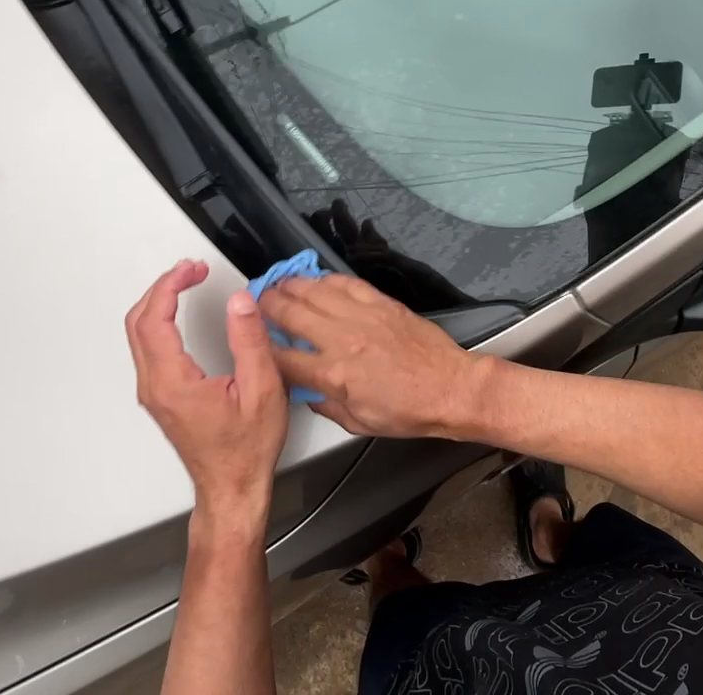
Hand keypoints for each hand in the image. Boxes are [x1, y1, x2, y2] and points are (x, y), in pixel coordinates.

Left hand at [126, 260, 289, 522]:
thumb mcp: (263, 389)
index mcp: (174, 383)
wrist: (233, 487)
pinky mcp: (163, 396)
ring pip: (139, 335)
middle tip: (192, 269)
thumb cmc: (248, 448)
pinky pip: (149, 348)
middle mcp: (155, 387)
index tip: (194, 269)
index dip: (171, 286)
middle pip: (138, 324)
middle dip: (163, 288)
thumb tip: (240, 302)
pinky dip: (161, 320)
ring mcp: (156, 393)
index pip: (154, 321)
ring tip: (188, 282)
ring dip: (160, 302)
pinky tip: (181, 313)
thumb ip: (250, 341)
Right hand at [259, 273, 490, 438]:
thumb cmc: (409, 410)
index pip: (282, 358)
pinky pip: (349, 284)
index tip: (252, 343)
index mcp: (332, 374)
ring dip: (293, 286)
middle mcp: (343, 340)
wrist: (450, 388)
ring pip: (317, 292)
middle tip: (255, 301)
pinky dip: (330, 279)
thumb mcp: (358, 422)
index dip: (261, 349)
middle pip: (292, 315)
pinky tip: (318, 279)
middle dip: (268, 306)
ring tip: (279, 284)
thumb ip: (326, 405)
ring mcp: (364, 317)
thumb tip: (308, 393)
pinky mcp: (384, 305)